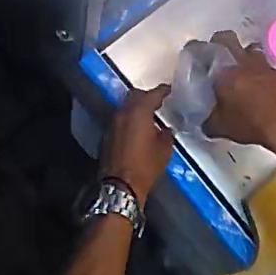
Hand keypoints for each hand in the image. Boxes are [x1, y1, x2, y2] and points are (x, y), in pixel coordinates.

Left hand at [100, 85, 172, 203]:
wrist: (120, 184)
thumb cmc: (146, 166)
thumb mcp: (164, 150)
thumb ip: (166, 134)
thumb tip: (165, 129)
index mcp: (139, 112)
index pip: (151, 95)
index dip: (161, 91)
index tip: (168, 90)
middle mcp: (122, 113)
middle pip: (134, 96)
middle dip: (146, 96)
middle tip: (157, 101)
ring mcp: (112, 122)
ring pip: (125, 107)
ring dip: (136, 107)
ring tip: (148, 115)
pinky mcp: (107, 133)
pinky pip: (119, 119)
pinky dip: (128, 119)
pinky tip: (136, 128)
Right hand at [206, 30, 275, 153]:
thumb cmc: (251, 124)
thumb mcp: (221, 127)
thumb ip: (208, 120)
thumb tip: (204, 122)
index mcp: (223, 73)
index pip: (203, 51)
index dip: (196, 48)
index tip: (194, 51)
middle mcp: (243, 64)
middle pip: (228, 39)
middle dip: (221, 41)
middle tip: (218, 50)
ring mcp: (265, 68)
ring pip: (253, 50)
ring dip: (247, 55)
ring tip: (244, 68)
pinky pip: (271, 69)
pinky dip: (267, 75)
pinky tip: (266, 87)